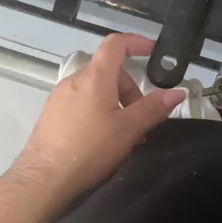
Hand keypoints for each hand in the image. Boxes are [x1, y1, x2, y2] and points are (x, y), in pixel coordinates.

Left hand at [10, 34, 185, 205]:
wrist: (44, 179)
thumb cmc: (89, 150)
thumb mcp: (128, 130)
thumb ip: (153, 108)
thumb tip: (178, 92)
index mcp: (94, 77)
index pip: (115, 44)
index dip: (136, 42)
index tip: (153, 52)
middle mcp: (73, 80)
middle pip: (108, 71)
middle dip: (129, 89)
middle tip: (141, 118)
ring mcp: (59, 97)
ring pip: (95, 89)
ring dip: (114, 103)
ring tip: (123, 134)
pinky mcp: (52, 114)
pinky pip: (81, 103)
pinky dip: (98, 111)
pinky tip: (101, 140)